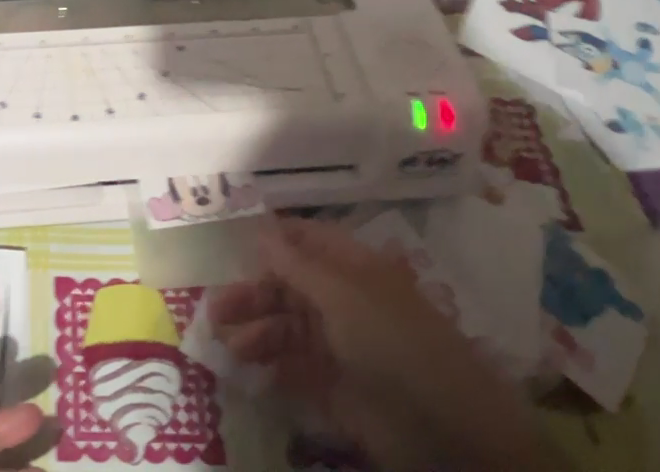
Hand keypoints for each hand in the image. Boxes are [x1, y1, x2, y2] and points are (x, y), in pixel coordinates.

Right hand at [210, 217, 562, 471]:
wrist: (444, 429)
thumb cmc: (393, 342)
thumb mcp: (342, 295)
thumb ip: (295, 264)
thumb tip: (259, 230)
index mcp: (352, 268)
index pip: (305, 241)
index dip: (270, 241)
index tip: (228, 247)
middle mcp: (342, 300)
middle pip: (286, 286)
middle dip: (251, 294)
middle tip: (215, 310)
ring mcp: (338, 344)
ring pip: (284, 327)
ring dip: (254, 332)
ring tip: (228, 346)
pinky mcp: (332, 385)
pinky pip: (291, 366)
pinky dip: (266, 364)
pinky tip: (244, 367)